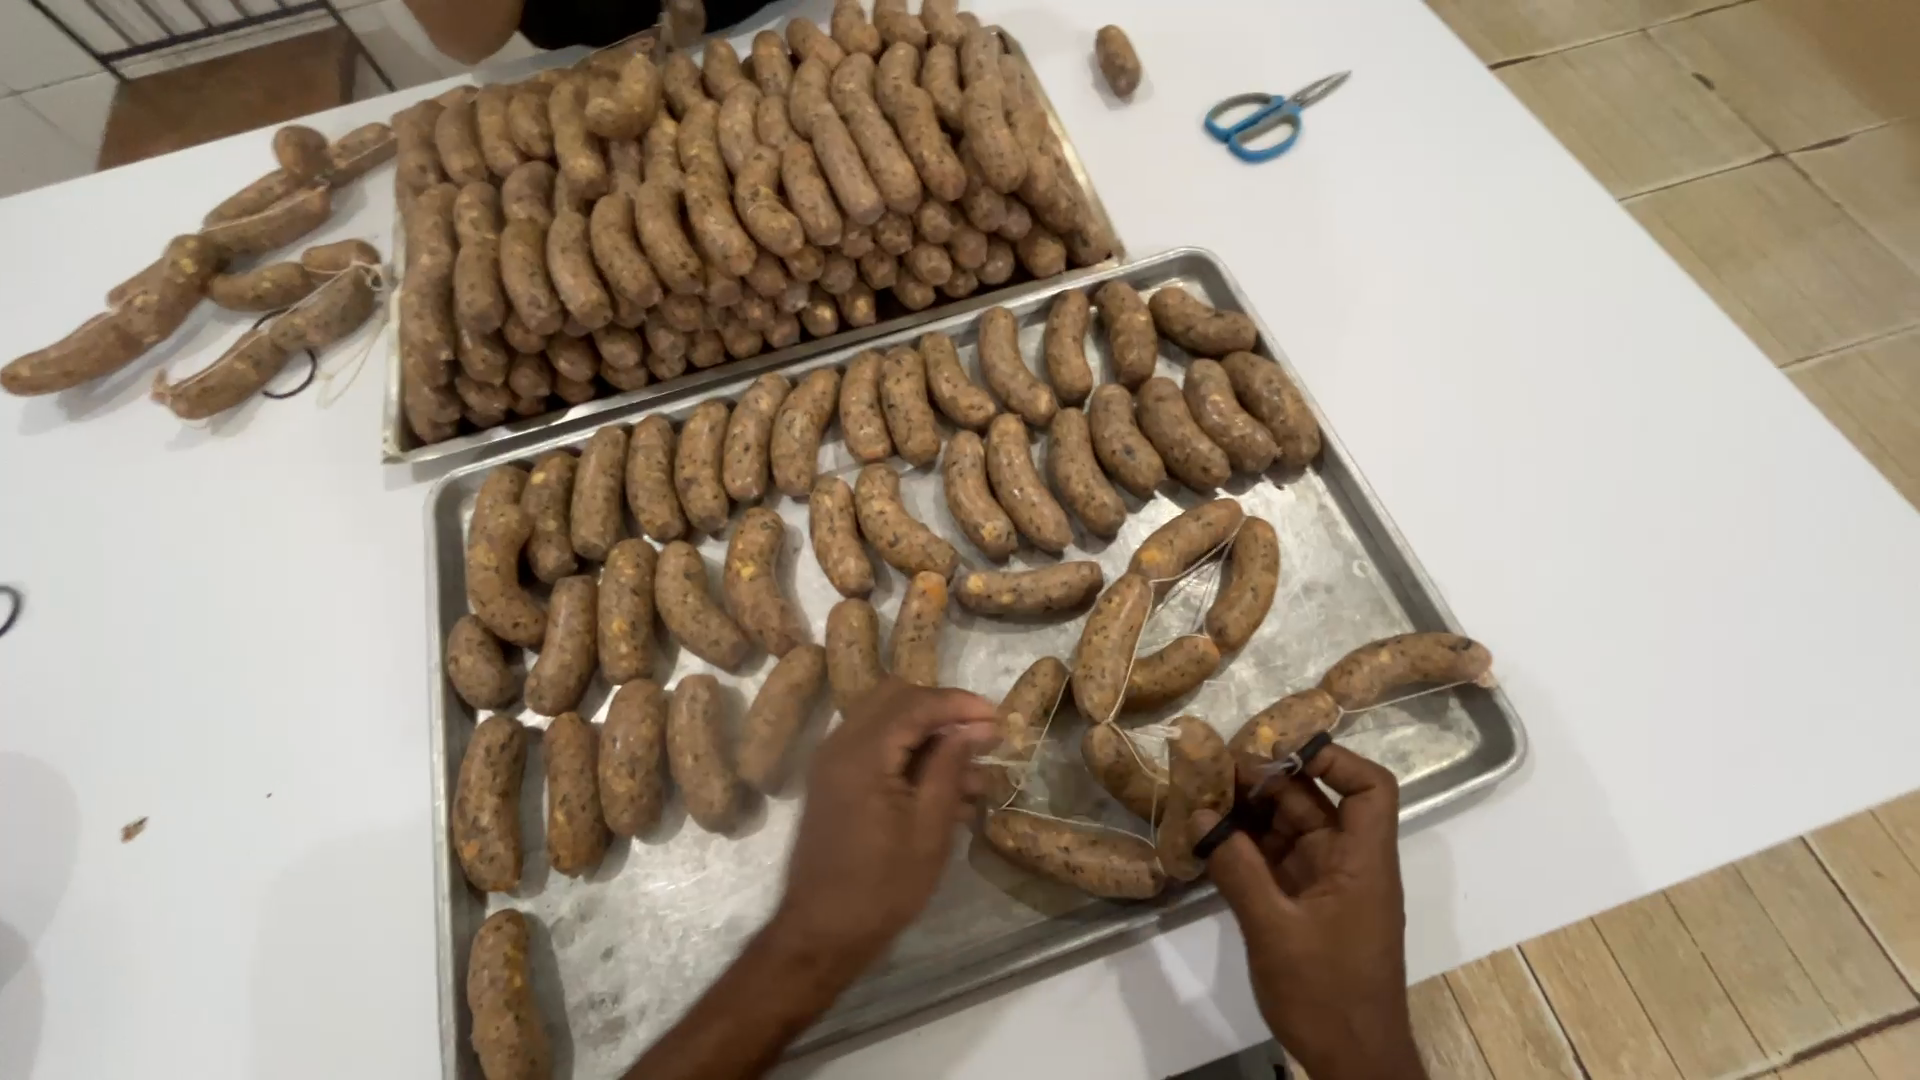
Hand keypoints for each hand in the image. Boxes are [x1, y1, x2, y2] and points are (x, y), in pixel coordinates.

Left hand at [770, 678, 998, 982]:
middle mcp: (839, 744)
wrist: (821, 934)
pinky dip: (907, 751)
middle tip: (980, 735)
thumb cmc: (882, 887)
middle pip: (896, 696)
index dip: (959, 703)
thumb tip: (977, 725)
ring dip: (927, 731)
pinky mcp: (833, 778)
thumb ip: (950, 766)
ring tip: (970, 773)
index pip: (916, 703)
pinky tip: (942, 787)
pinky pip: (874, 743)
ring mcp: (832, 760)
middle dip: (942, 709)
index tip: (997, 717)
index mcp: (862, 754)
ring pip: (885, 717)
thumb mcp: (929, 828)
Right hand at [1192, 745, 1425, 1079]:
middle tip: (1213, 770)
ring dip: (1246, 809)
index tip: (1278, 751)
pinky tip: (1204, 834)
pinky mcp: (1299, 902)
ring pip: (1286, 825)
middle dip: (1265, 780)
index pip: (1369, 789)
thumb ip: (1237, 870)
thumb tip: (1200, 816)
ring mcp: (1321, 882)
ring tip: (1200, 795)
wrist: (1351, 1064)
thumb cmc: (1327, 995)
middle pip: (1312, 800)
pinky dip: (1240, 842)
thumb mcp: (1275, 930)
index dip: (1334, 759)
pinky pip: (1270, 856)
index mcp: (1362, 862)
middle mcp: (1345, 862)